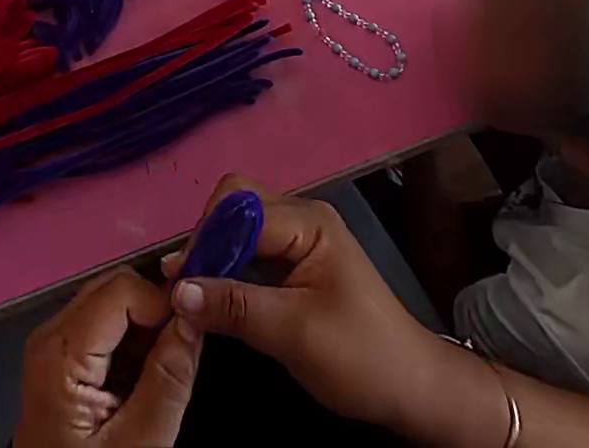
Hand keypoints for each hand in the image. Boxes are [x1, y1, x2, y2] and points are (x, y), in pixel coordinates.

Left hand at [17, 266, 202, 447]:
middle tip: (181, 348)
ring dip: (146, 323)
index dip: (163, 301)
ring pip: (114, 298)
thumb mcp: (139, 444)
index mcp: (62, 351)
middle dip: (156, 309)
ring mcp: (53, 343)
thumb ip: (169, 376)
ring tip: (161, 366)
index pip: (124, 287)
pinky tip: (141, 373)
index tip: (191, 329)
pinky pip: (105, 319)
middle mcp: (51, 334)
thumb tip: (195, 314)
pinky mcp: (61, 354)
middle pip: (117, 286)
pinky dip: (133, 335)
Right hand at [162, 175, 446, 429]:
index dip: (206, 238)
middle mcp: (302, 217)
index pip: (240, 207)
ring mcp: (300, 236)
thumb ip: (235, 307)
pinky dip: (229, 266)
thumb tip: (178, 291)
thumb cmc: (360, 355)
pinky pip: (252, 248)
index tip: (178, 281)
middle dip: (208, 238)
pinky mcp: (296, 259)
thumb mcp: (294, 333)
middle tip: (186, 285)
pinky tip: (216, 294)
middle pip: (238, 204)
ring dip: (216, 253)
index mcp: (308, 222)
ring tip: (193, 292)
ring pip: (241, 225)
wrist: (410, 384)